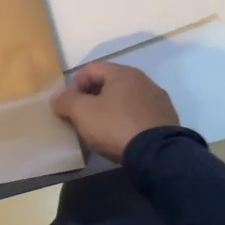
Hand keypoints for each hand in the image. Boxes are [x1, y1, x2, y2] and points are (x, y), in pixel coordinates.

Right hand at [50, 61, 180, 162]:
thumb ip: (66, 101)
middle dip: (91, 97)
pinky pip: (138, 113)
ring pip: (125, 99)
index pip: (90, 69)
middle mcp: (143, 80)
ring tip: (100, 128)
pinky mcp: (166, 119)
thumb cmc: (116, 126)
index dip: (74, 85)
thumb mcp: (83, 113)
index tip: (68, 105)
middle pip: (109, 83)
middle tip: (81, 117)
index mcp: (123, 73)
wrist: (158, 154)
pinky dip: (126, 120)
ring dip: (109, 109)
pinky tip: (121, 136)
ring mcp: (158, 100)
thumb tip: (57, 97)